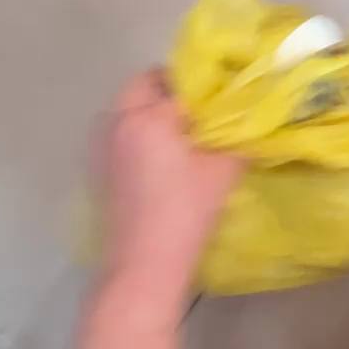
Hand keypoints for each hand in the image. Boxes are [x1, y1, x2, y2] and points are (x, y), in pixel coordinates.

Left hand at [103, 71, 243, 287]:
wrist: (145, 264)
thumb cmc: (187, 211)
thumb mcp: (224, 168)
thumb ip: (237, 136)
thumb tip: (249, 120)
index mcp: (149, 117)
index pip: (180, 84)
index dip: (204, 87)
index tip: (222, 95)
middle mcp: (119, 122)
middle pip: (142, 85)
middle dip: (170, 87)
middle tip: (199, 105)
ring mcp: (104, 146)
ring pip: (126, 107)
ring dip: (149, 106)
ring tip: (180, 127)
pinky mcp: (99, 168)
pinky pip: (118, 131)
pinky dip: (137, 129)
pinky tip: (161, 153)